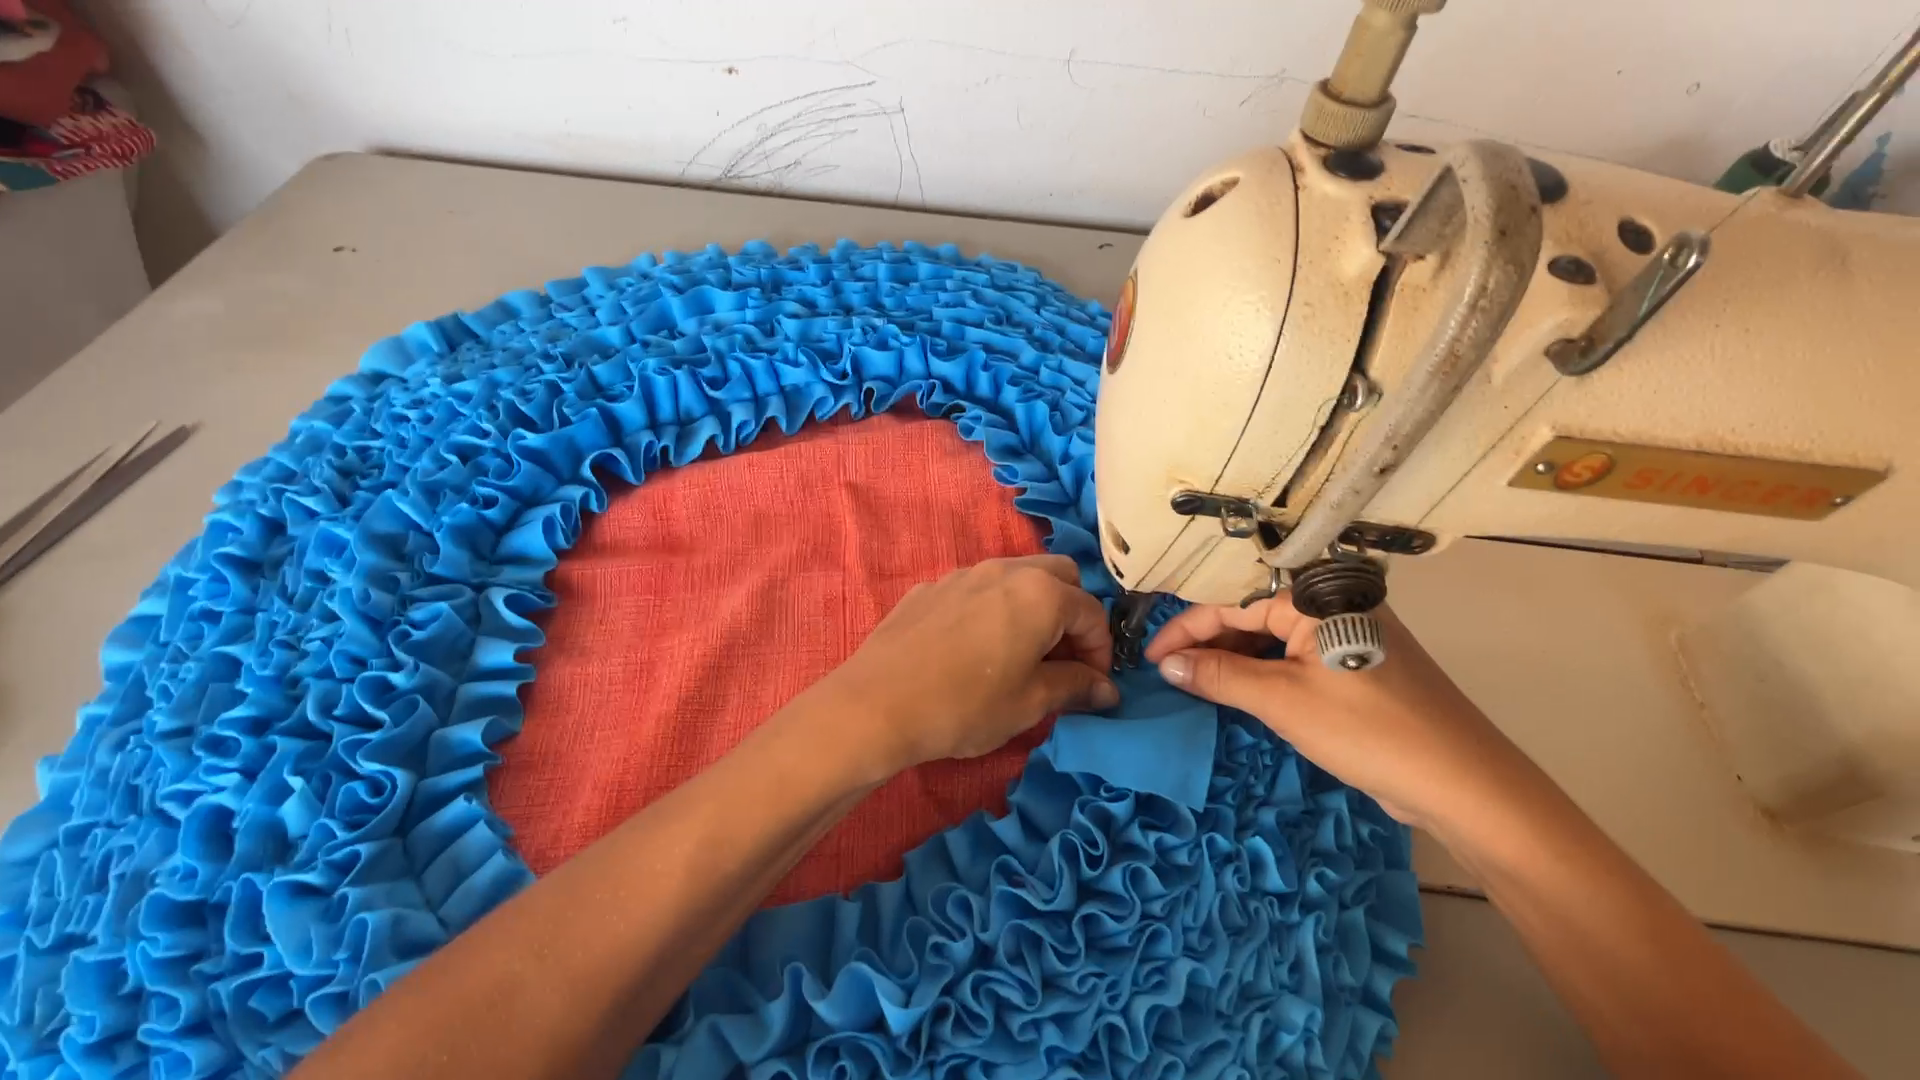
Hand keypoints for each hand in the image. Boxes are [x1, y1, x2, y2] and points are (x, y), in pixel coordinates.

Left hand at [816, 555, 1118, 778]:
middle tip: (1063, 661)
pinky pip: (977, 590)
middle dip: (1072, 615)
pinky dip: (993, 611)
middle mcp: (1004, 570)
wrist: (876, 705)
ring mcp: (962, 575)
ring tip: (1022, 655)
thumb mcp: (1030, 702)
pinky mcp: (929, 589)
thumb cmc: (965, 705)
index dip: (1101, 651)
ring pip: (1016, 578)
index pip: (1092, 612)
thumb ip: (1075, 687)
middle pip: (1059, 578)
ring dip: (1033, 608)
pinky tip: (974, 650)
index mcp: (1040, 593)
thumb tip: (1106, 689)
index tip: (1095, 685)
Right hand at [1145, 599, 1541, 832]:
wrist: (1463, 783)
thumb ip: (1219, 675)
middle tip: (1169, 675)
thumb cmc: (1367, 731)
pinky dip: (1263, 672)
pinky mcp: (1359, 666)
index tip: (1151, 660)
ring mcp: (1349, 634)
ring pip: (1274, 637)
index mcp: (1315, 596)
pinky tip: (1238, 690)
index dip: (1185, 629)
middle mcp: (1333, 603)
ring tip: (1195, 684)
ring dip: (1233, 659)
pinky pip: (1296, 658)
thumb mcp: (1282, 700)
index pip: (1231, 600)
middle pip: (1252, 614)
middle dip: (1208, 643)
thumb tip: (1166, 665)